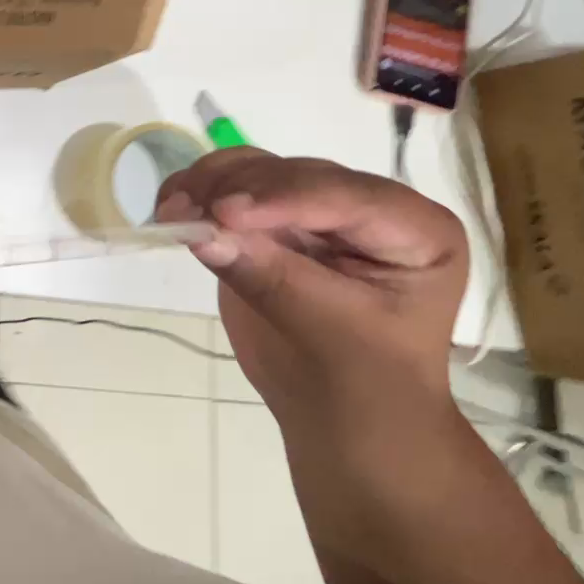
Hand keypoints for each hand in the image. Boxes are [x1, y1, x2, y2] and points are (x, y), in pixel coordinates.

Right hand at [155, 150, 467, 436]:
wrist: (341, 414)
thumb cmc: (361, 384)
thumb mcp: (330, 333)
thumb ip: (272, 278)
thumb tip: (204, 233)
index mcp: (415, 230)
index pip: (345, 196)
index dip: (283, 198)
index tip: (222, 214)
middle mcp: (364, 206)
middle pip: (292, 175)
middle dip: (235, 189)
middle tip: (182, 213)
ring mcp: (311, 208)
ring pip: (252, 169)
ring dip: (206, 184)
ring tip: (171, 212)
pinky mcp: (264, 220)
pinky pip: (224, 187)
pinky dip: (194, 192)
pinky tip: (168, 210)